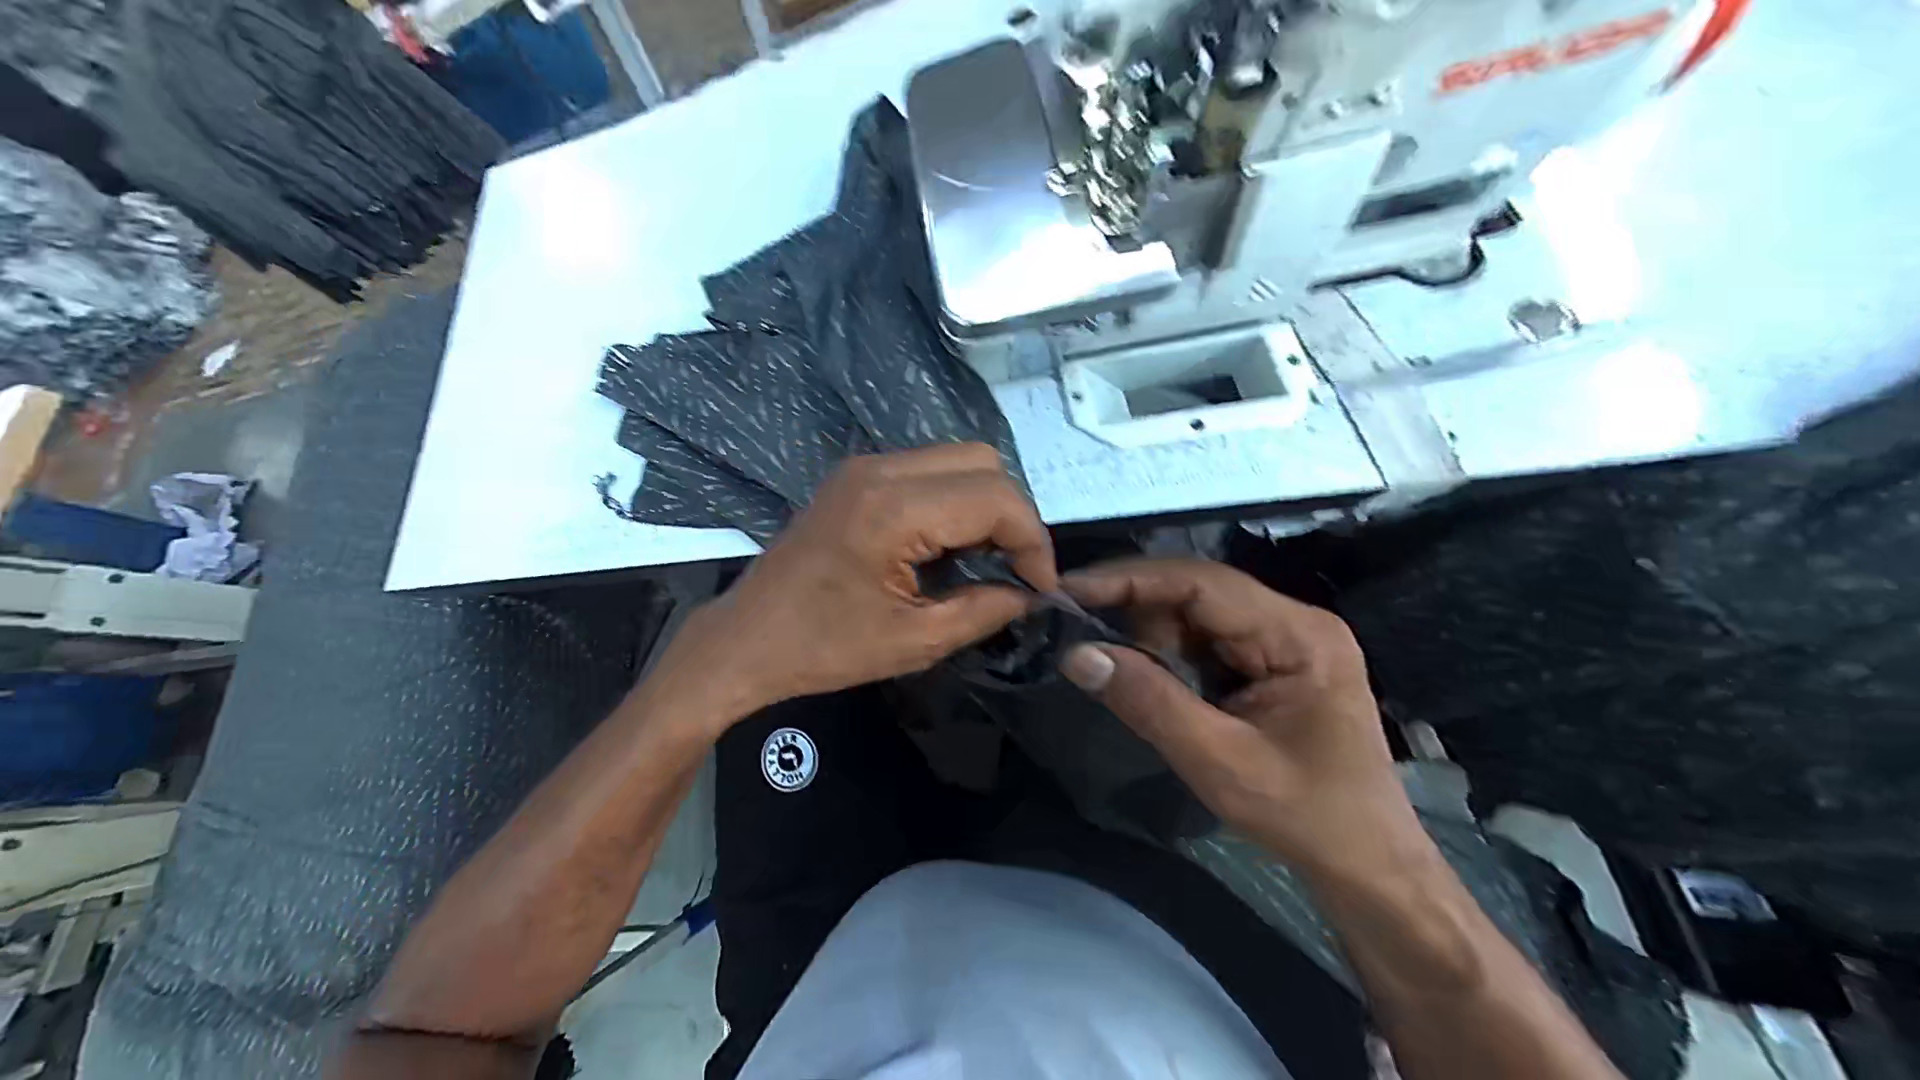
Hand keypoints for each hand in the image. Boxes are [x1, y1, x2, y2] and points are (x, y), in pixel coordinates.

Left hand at [665, 444, 1056, 723]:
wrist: (746, 640)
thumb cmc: (824, 649)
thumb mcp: (915, 641)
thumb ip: (985, 610)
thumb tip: (1030, 594)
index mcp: (894, 509)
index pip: (997, 497)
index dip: (1032, 541)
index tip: (1040, 586)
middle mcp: (881, 470)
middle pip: (984, 462)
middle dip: (1013, 515)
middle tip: (1013, 569)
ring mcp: (864, 467)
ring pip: (958, 460)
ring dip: (985, 504)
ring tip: (985, 559)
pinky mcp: (855, 476)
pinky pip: (928, 470)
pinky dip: (954, 501)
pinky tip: (947, 546)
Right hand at [1058, 558, 1420, 879]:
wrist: (1367, 862)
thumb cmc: (1305, 815)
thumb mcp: (1218, 762)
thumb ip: (1147, 702)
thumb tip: (1076, 654)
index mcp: (1298, 634)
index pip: (1201, 583)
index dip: (1130, 580)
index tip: (1070, 589)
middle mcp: (1295, 620)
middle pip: (1198, 591)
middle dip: (1135, 608)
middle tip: (1077, 628)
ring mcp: (1287, 637)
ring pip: (1198, 612)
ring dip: (1151, 634)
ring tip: (1114, 664)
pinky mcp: (1276, 658)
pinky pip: (1209, 637)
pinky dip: (1170, 652)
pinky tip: (1149, 675)